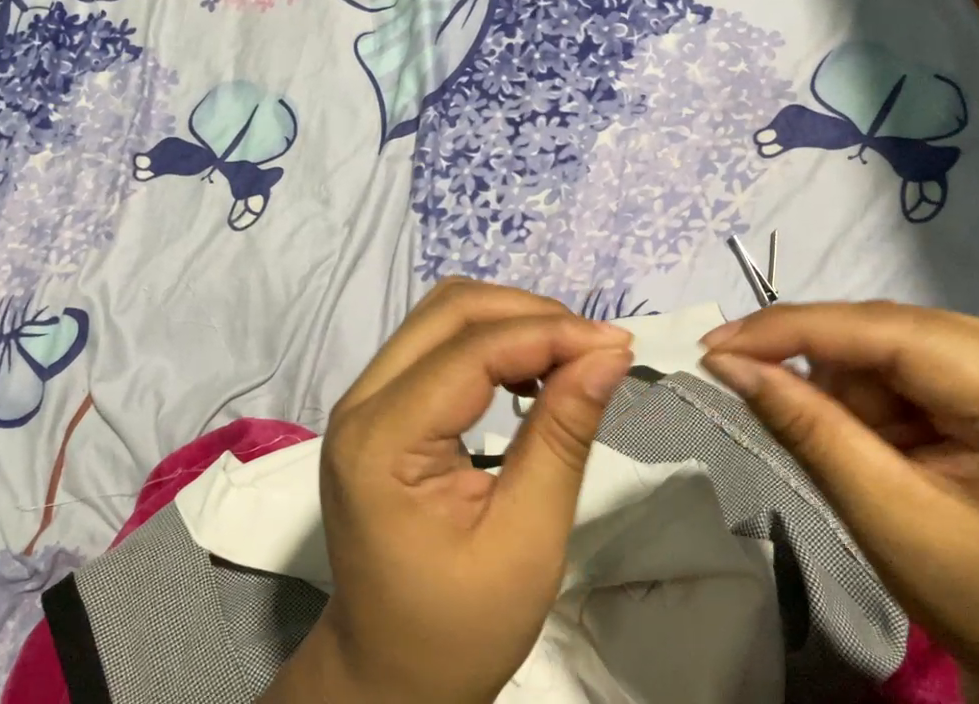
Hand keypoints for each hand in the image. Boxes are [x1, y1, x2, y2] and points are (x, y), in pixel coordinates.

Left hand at [262, 280, 633, 703]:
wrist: (389, 672)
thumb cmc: (458, 628)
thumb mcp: (527, 541)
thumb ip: (562, 437)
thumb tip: (607, 354)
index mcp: (382, 441)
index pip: (470, 351)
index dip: (549, 334)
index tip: (619, 344)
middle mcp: (359, 404)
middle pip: (448, 312)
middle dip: (529, 315)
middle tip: (597, 349)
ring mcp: (361, 403)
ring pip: (440, 318)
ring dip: (509, 322)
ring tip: (569, 359)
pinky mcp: (377, 410)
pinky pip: (433, 346)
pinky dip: (487, 343)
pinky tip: (528, 374)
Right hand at [702, 302, 978, 702]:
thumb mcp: (889, 520)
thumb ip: (809, 429)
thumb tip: (726, 362)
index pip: (899, 334)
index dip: (797, 329)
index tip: (716, 344)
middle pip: (898, 330)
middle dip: (830, 370)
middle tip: (780, 410)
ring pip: (899, 339)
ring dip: (856, 387)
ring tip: (867, 455)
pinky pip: (919, 355)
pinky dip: (881, 393)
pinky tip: (889, 441)